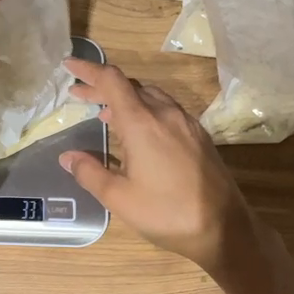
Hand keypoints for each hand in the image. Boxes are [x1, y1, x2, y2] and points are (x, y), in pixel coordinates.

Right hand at [58, 58, 257, 277]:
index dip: (88, 70)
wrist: (225, 228)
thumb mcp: (119, 198)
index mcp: (142, 123)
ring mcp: (186, 123)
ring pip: (150, 96)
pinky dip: (144, 109)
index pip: (112, 81)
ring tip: (104, 112)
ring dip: (125, 98)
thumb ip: (90, 172)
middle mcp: (165, 114)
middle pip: (130, 86)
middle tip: (78, 95)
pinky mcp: (199, 136)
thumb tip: (68, 157)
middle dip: (102, 86)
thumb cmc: (166, 213)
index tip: (69, 65)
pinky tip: (138, 129)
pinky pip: (166, 109)